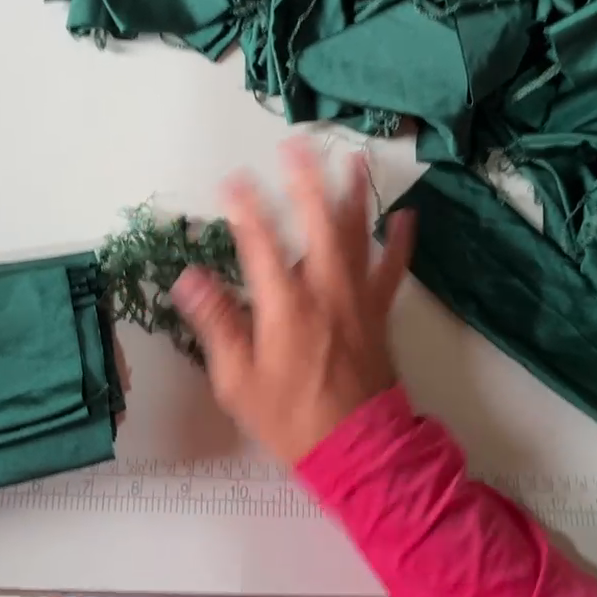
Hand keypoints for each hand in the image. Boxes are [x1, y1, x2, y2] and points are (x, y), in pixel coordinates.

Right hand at [171, 139, 415, 464]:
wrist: (359, 451)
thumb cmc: (291, 419)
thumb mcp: (239, 381)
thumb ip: (217, 325)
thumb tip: (189, 280)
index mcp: (286, 307)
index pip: (260, 243)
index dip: (244, 208)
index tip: (230, 180)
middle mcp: (325, 291)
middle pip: (317, 223)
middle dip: (305, 181)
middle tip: (297, 145)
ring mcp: (357, 298)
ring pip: (357, 235)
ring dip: (354, 194)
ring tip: (354, 158)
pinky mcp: (379, 311)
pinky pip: (393, 269)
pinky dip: (400, 242)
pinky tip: (407, 215)